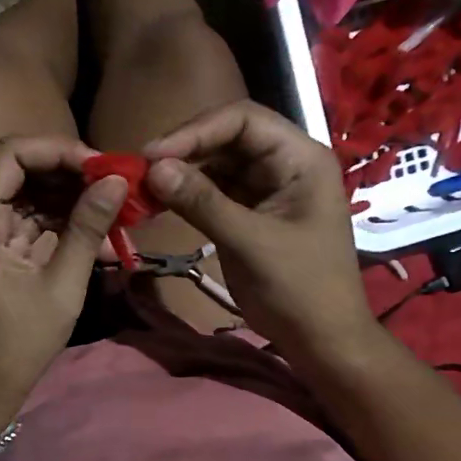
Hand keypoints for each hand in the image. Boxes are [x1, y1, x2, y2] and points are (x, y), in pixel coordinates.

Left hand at [0, 136, 127, 416]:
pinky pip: (35, 220)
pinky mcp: (3, 248)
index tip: (98, 165)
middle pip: (20, 170)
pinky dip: (66, 221)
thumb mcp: (61, 285)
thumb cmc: (22, 341)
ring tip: (115, 205)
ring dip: (73, 196)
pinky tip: (101, 231)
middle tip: (114, 182)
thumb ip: (86, 229)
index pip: (9, 156)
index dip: (55, 151)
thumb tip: (117, 182)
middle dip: (69, 172)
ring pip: (31, 193)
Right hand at [143, 100, 373, 357]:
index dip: (196, 131)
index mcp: (300, 158)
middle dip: (183, 152)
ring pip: (216, 166)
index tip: (153, 154)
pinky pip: (214, 193)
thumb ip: (202, 202)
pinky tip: (158, 203)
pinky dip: (186, 196)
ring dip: (180, 174)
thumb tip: (153, 168)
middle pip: (227, 139)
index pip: (244, 120)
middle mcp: (284, 164)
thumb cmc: (299, 288)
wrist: (321, 339)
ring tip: (142, 189)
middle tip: (139, 173)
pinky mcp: (250, 213)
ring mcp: (266, 189)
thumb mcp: (250, 242)